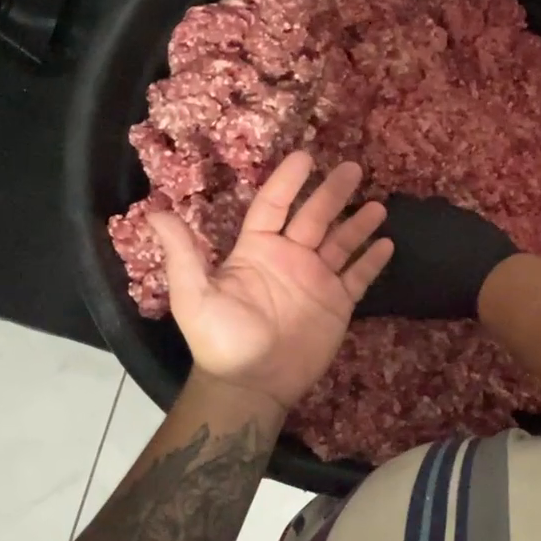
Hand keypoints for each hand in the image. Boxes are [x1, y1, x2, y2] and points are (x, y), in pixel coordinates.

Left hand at [149, 151, 393, 411]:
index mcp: (257, 249)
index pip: (274, 205)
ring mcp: (316, 280)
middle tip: (352, 167)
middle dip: (333, 192)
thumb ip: (182, 252)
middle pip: (314, 216)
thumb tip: (153, 212)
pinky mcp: (336, 303)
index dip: (288, 180)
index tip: (306, 157)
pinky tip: (386, 243)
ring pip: (341, 243)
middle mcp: (289, 258)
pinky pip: (358, 277)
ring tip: (377, 205)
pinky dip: (372, 261)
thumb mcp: (193, 294)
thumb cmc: (220, 339)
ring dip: (358, 223)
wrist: (250, 384)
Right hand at [353, 194, 518, 318]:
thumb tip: (349, 304)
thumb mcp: (399, 300)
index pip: (366, 216)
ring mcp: (445, 208)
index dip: (361, 227)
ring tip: (419, 245)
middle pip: (395, 208)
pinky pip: (447, 217)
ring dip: (417, 222)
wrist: (495, 279)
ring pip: (422, 210)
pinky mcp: (468, 215)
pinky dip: (442, 228)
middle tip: (389, 242)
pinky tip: (446, 247)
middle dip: (389, 221)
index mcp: (395, 224)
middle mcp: (417, 208)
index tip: (359, 239)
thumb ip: (372, 299)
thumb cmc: (439, 289)